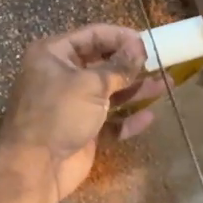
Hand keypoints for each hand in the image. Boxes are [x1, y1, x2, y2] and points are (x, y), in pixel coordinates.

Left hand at [0, 24, 159, 198]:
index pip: (92, 35)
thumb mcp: (90, 84)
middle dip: (131, 64)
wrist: (35, 167)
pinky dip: (127, 119)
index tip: (148, 42)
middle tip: (160, 62)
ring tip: (166, 84)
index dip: (121, 37)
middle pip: (102, 63)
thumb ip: (119, 66)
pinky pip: (110, 120)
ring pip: (109, 92)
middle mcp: (61, 75)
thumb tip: (139, 47)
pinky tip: (149, 116)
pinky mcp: (82, 130)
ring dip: (136, 89)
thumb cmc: (59, 113)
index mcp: (53, 55)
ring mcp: (72, 105)